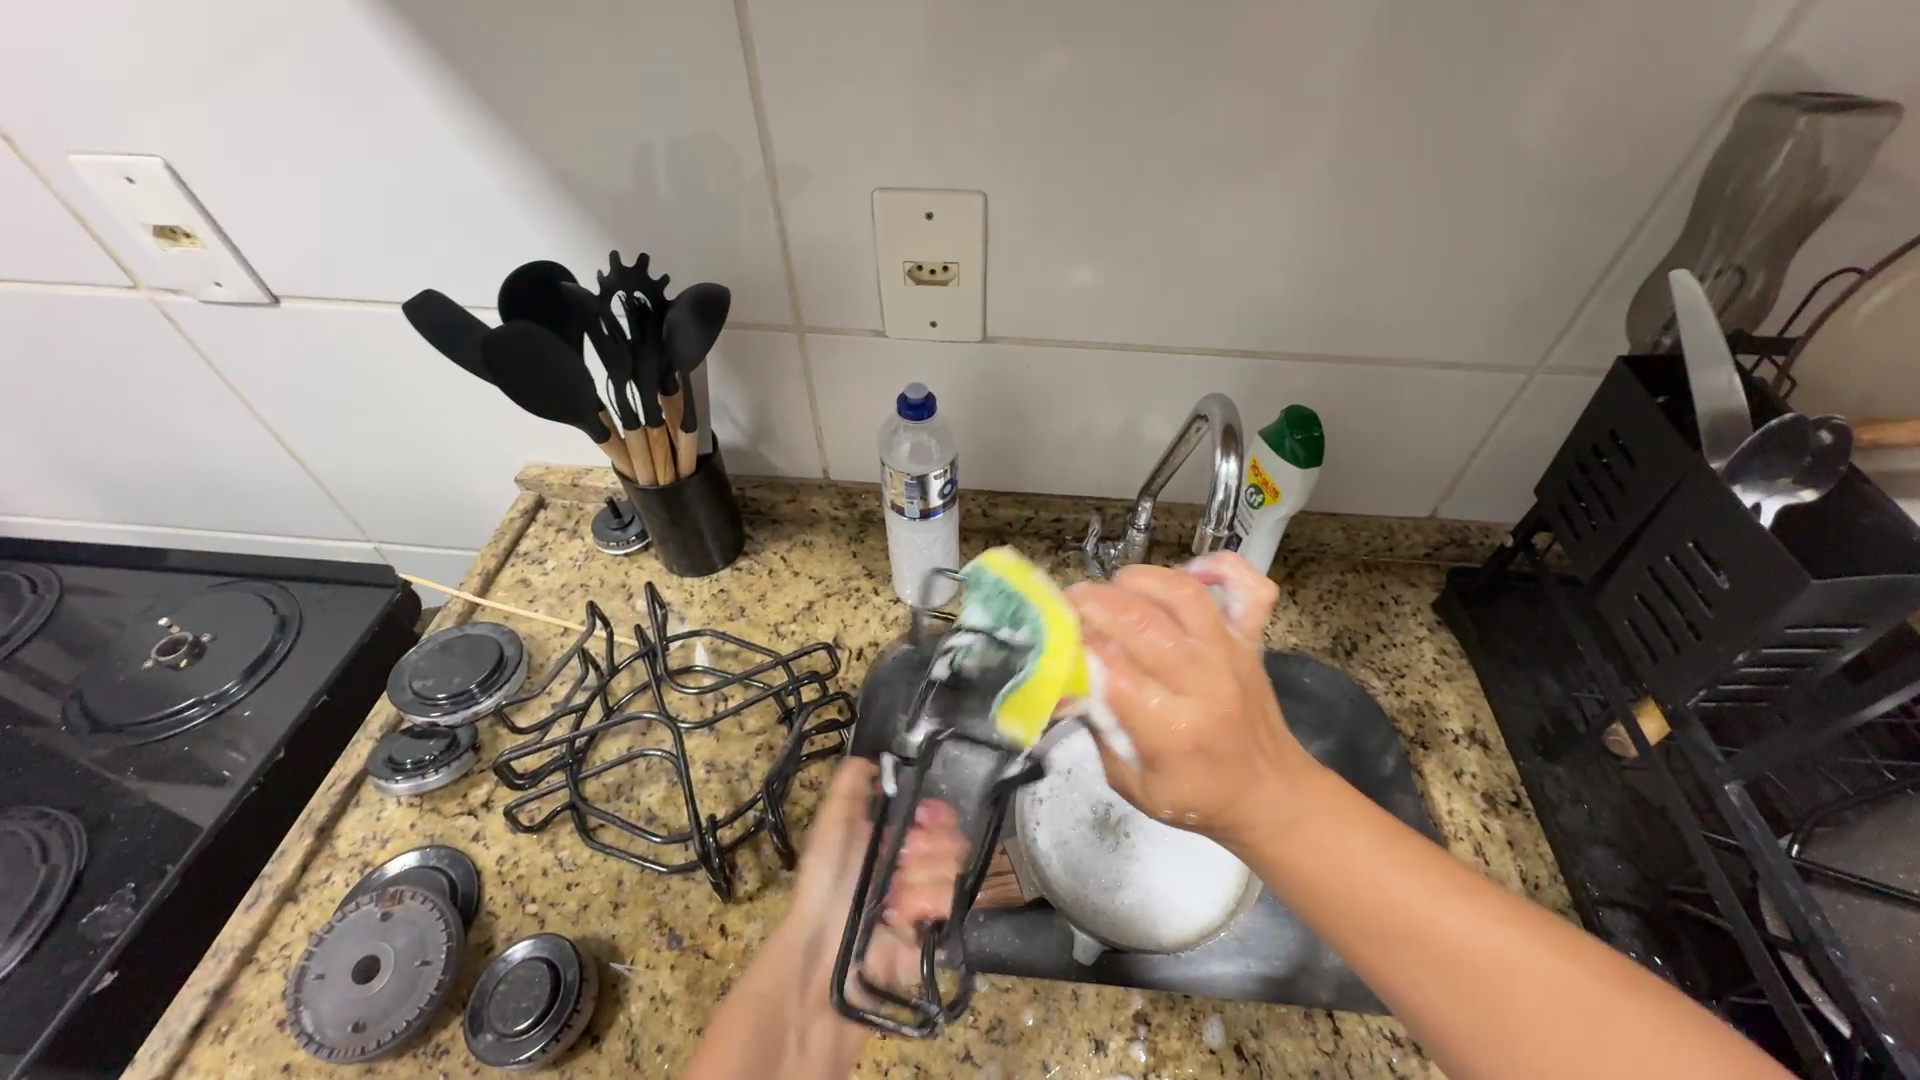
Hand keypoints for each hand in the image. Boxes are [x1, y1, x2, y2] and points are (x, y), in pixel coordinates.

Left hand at [784, 759, 966, 1006]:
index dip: (935, 814)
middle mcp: (914, 871)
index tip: (923, 816)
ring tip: (896, 894)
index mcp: (892, 844)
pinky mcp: (935, 935)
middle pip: (952, 842)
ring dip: (922, 878)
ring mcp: (927, 904)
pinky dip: (925, 906)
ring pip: (954, 872)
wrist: (822, 953)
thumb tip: (869, 757)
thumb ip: (848, 788)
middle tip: (906, 855)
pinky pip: (951, 908)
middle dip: (931, 844)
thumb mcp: (829, 827)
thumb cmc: (823, 886)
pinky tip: (903, 914)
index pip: (935, 819)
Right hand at [1065, 553, 1323, 851]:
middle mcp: (1204, 682)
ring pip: (1183, 592)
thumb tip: (1065, 682)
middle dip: (1094, 603)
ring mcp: (1231, 653)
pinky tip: (1187, 572)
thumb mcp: (1131, 783)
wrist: (1270, 795)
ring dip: (1138, 580)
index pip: (1114, 670)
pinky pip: (1246, 586)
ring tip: (1112, 589)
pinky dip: (1219, 567)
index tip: (1054, 641)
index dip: (1077, 648)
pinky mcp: (1250, 640)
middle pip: (1143, 622)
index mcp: (1173, 729)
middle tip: (1068, 603)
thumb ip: (1098, 729)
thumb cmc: (1195, 795)